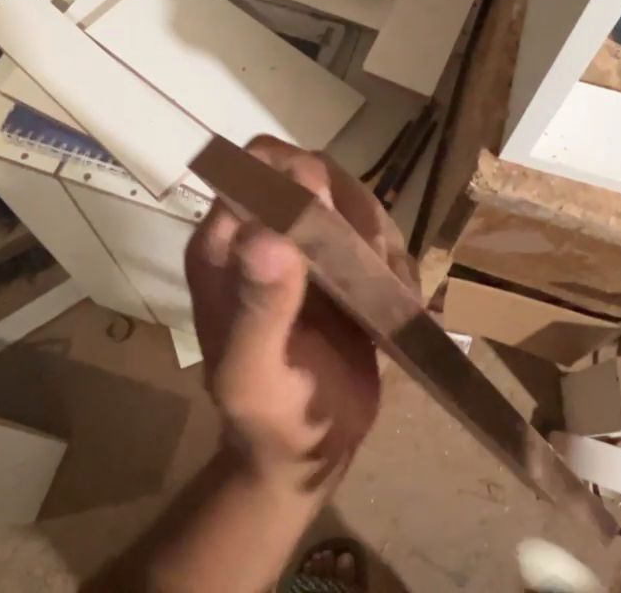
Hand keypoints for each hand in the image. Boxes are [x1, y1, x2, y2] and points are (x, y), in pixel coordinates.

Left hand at [184, 137, 405, 492]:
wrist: (309, 450)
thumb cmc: (269, 415)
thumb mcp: (254, 372)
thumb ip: (259, 306)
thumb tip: (267, 236)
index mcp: (224, 245)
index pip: (252, 170)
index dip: (294, 176)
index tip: (333, 215)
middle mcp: (262, 230)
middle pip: (310, 170)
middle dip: (348, 206)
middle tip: (370, 254)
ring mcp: (305, 243)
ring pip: (350, 196)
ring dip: (377, 233)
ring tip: (385, 285)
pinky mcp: (342, 260)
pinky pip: (377, 230)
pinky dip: (394, 256)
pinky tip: (396, 296)